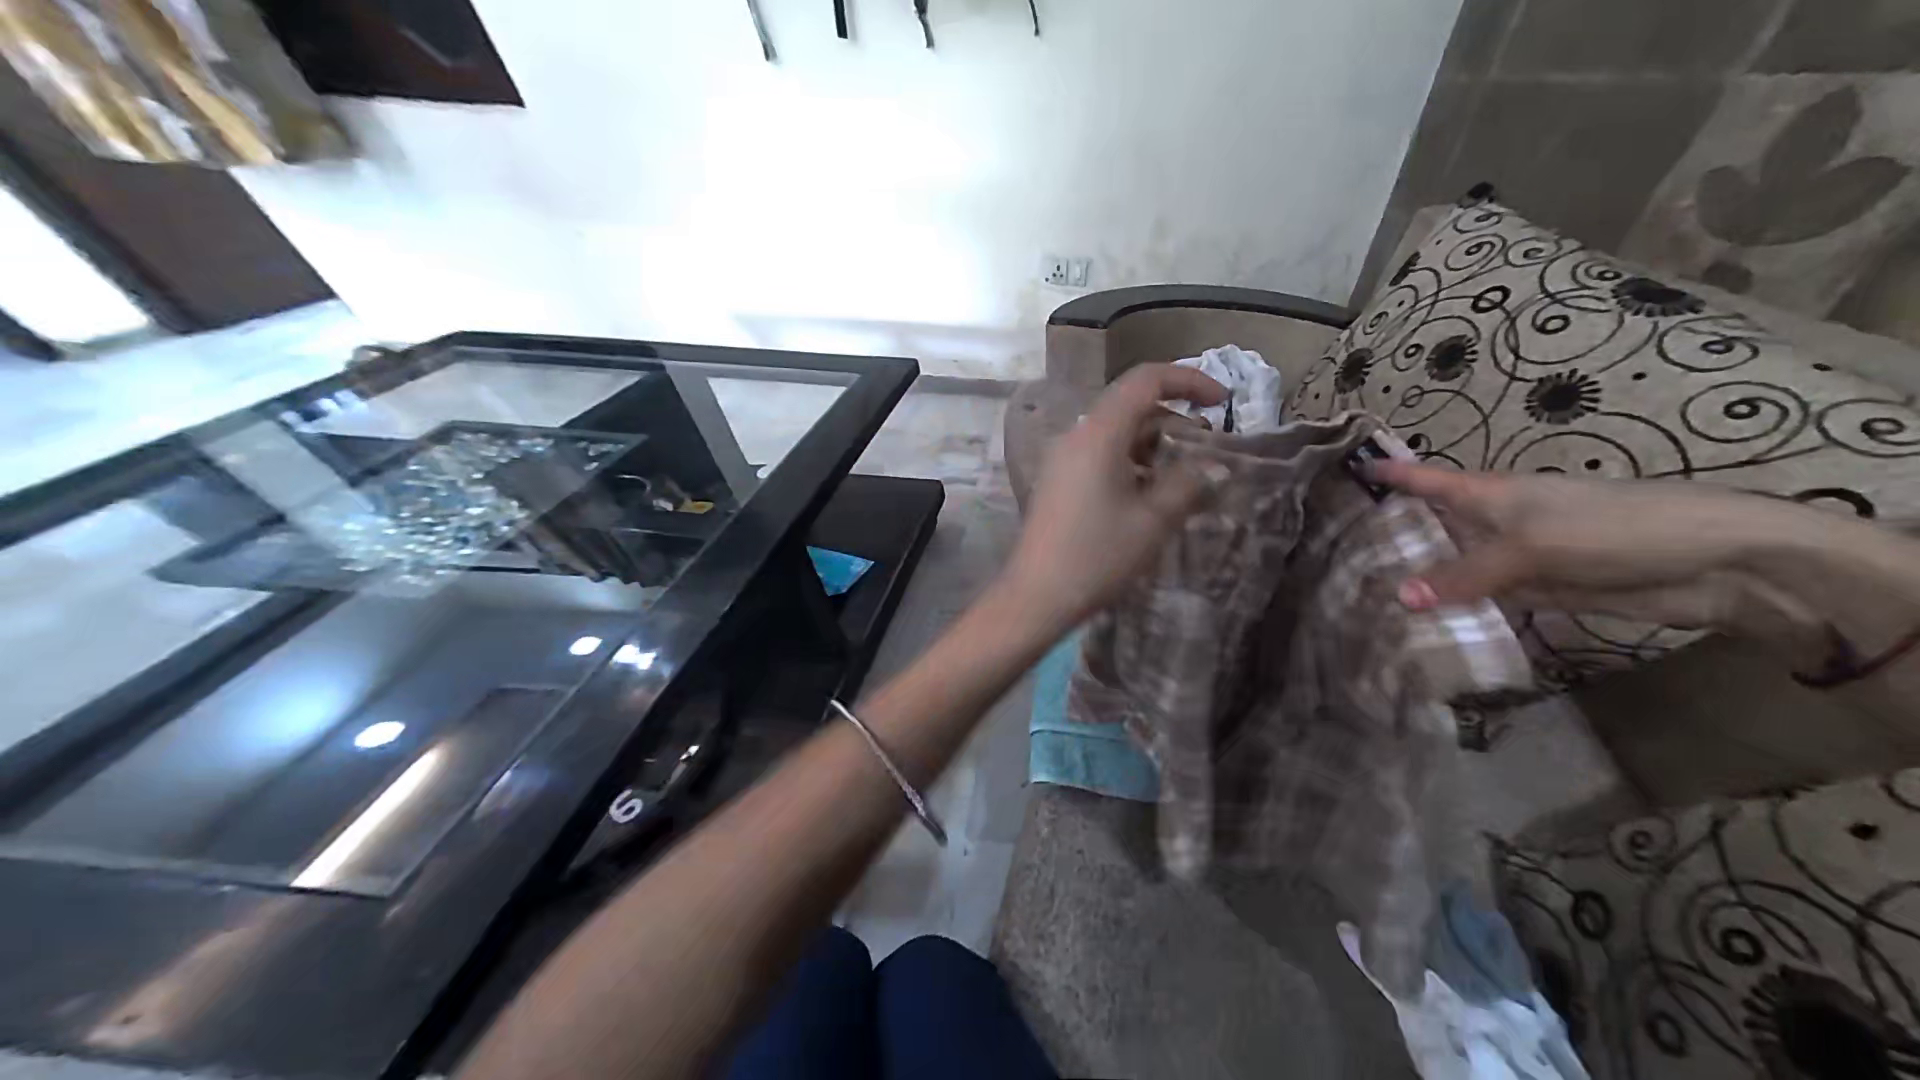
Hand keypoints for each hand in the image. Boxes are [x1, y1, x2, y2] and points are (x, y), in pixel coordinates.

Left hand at [999, 363, 1227, 628]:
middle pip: (1130, 406)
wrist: (1036, 596)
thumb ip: (1189, 484)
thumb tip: (1216, 467)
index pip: (1145, 380)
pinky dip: (1131, 462)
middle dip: (1174, 418)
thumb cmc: (1097, 556)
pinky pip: (1099, 455)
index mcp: (1098, 433)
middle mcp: (1075, 436)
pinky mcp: (1057, 482)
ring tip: (1184, 475)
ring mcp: (1061, 459)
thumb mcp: (1153, 520)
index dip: (1189, 381)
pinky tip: (1149, 494)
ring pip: (1115, 433)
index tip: (1223, 402)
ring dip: (1153, 444)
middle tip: (1207, 448)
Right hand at [1370, 461, 1827, 650]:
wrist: (1713, 563)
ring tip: (1359, 593)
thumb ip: (1464, 574)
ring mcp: (1512, 558)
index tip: (1345, 470)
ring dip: (1417, 579)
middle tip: (1332, 552)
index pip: (1424, 479)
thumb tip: (1397, 598)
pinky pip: (1479, 599)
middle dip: (1387, 535)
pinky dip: (1451, 609)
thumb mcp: (1529, 547)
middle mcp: (1492, 521)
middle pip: (1430, 525)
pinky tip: (1417, 622)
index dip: (1387, 473)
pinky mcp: (1535, 590)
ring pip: (1450, 566)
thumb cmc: (1613, 528)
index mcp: (1487, 493)